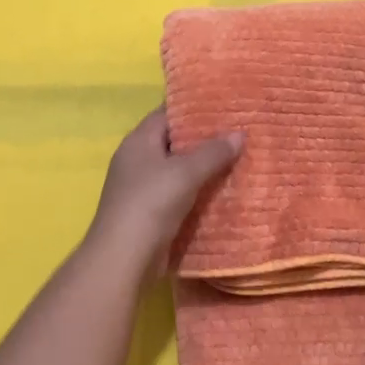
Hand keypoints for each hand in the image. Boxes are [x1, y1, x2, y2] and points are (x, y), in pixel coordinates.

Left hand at [86, 107, 243, 263]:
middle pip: (175, 141)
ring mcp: (143, 187)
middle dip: (205, 138)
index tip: (225, 104)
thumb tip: (239, 133)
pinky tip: (225, 190)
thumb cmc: (150, 204)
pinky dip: (199, 190)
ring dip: (204, 167)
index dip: (195, 107)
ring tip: (239, 157)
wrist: (124, 259)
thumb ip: (213, 152)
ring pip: (179, 169)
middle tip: (239, 131)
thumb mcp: (185, 173)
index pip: (168, 113)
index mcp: (139, 141)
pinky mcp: (151, 212)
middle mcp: (138, 160)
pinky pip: (180, 193)